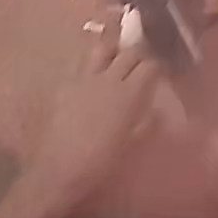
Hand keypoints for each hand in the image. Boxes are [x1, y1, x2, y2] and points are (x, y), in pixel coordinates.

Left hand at [17, 18, 162, 217]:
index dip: (156, 68)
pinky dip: (92, 62)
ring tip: (115, 60)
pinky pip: (82, 62)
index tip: (158, 75)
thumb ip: (146, 120)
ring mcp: (85, 77)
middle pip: (129, 52)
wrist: (60, 169)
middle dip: (139, 56)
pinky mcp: (66, 82)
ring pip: (103, 48)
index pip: (149, 66)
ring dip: (113, 51)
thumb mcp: (132, 143)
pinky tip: (93, 74)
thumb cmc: (102, 162)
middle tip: (140, 66)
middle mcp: (109, 78)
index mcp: (129, 94)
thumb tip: (156, 108)